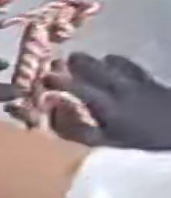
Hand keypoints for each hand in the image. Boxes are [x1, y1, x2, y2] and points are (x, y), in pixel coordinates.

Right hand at [53, 53, 170, 150]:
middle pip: (98, 73)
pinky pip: (135, 68)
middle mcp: (123, 91)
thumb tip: (54, 110)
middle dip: (77, 65)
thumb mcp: (102, 141)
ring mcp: (141, 85)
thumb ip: (74, 127)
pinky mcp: (155, 83)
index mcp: (108, 106)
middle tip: (58, 59)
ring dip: (96, 61)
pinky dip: (122, 62)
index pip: (79, 89)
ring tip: (79, 56)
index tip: (42, 76)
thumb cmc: (140, 139)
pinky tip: (113, 58)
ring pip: (115, 68)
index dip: (60, 81)